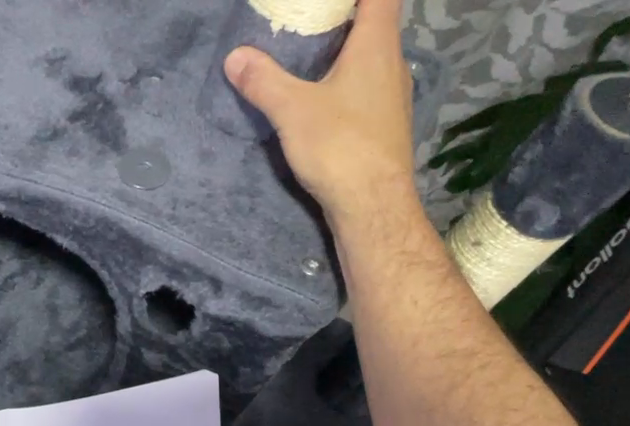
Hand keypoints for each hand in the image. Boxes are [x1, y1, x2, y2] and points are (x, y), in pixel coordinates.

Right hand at [224, 0, 417, 225]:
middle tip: (313, 24)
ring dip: (350, 54)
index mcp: (377, 45)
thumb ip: (264, 82)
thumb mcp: (292, 111)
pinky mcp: (388, 124)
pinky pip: (370, 88)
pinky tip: (329, 102)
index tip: (330, 3)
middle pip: (378, 25)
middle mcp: (394, 62)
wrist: (372, 202)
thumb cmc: (339, 146)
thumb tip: (234, 56)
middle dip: (349, 19)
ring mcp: (395, 95)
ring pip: (375, 59)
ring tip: (316, 62)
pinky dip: (351, 84)